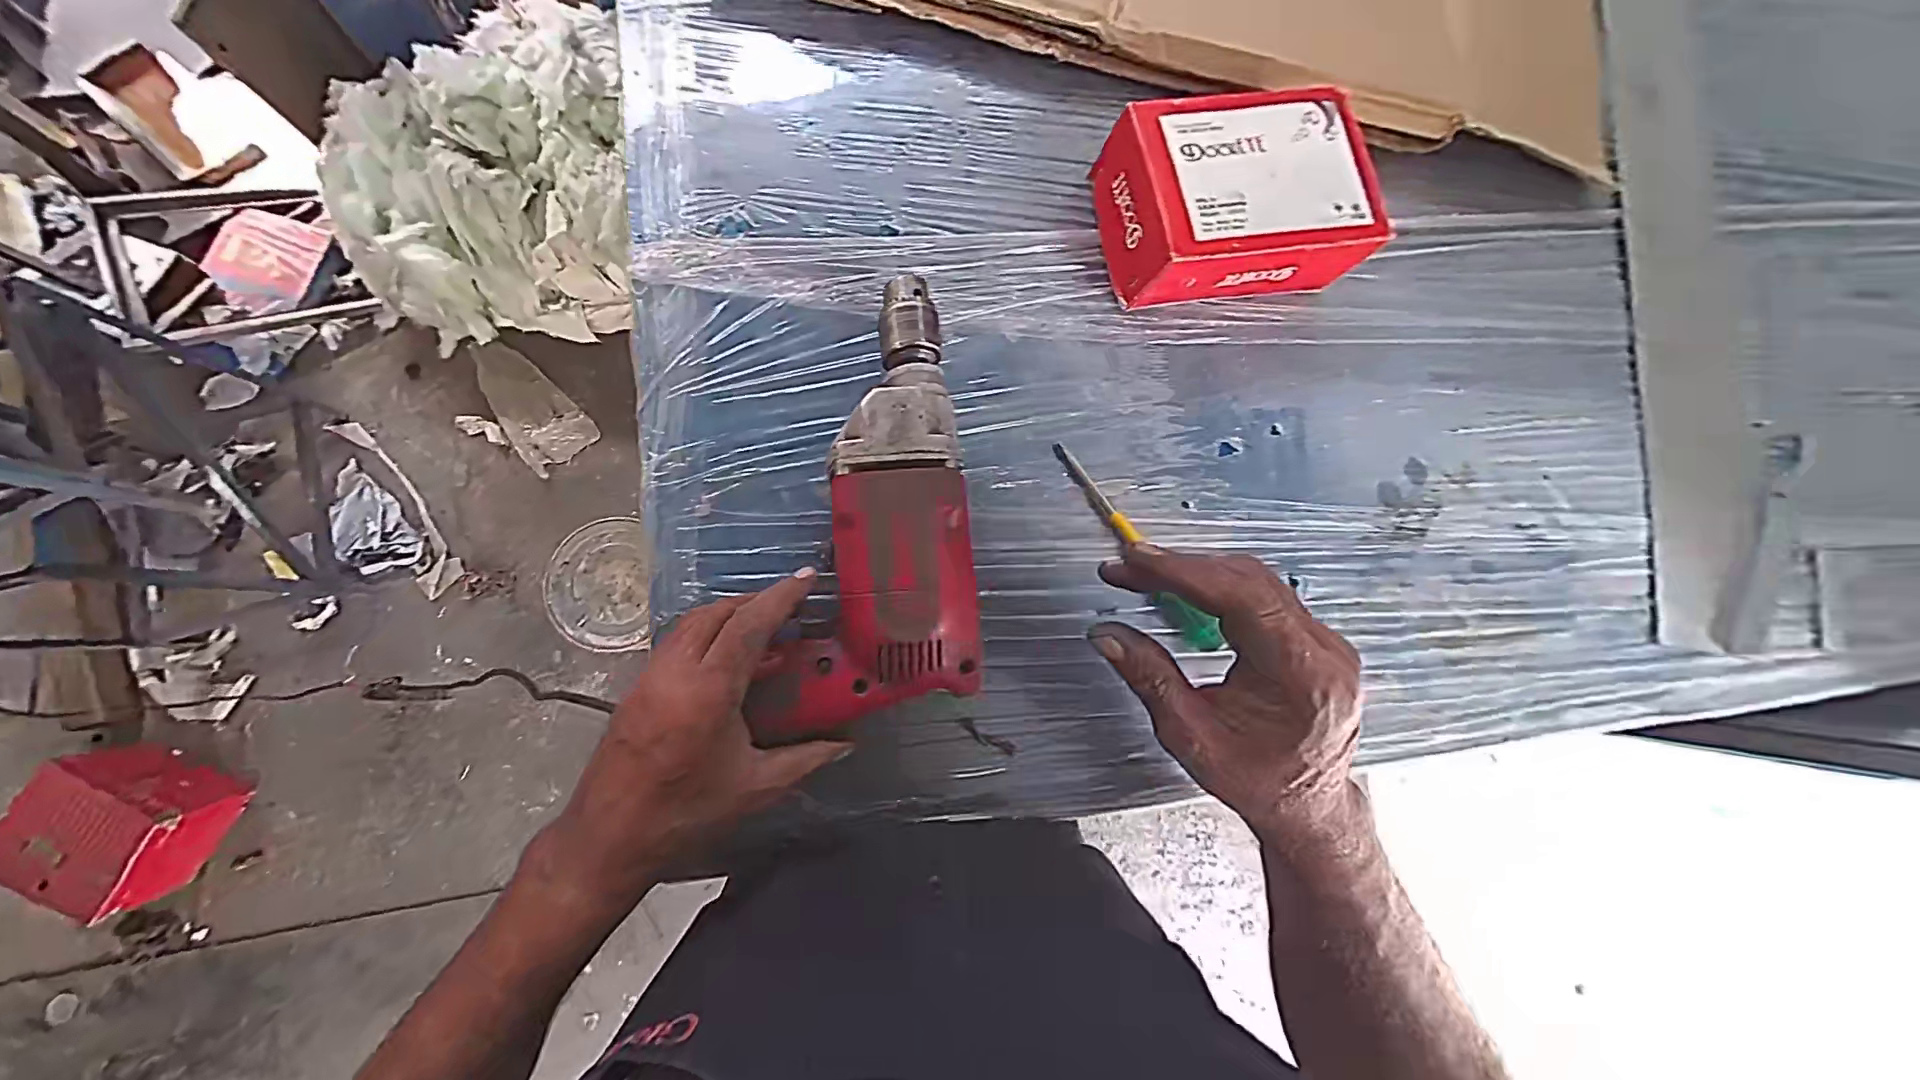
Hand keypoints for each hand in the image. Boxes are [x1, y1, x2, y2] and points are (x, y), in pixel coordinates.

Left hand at [541, 568, 852, 903]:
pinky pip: (679, 643)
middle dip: (756, 600)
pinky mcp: (638, 688)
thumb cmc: (684, 813)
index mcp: (707, 691)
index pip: (747, 626)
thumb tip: (844, 745)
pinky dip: (709, 635)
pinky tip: (730, 660)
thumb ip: (804, 759)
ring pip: (693, 624)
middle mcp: (675, 672)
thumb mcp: (755, 787)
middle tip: (789, 602)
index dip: (780, 598)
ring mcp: (651, 677)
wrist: (606, 840)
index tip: (806, 578)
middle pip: (717, 613)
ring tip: (764, 627)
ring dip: (729, 615)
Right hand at [1088, 546, 1363, 846]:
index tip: (1140, 561)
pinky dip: (1216, 586)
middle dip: (1180, 568)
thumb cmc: (1262, 783)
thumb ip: (1149, 678)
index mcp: (1301, 675)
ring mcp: (1322, 642)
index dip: (1184, 572)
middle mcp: (1322, 651)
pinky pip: (1261, 593)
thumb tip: (1111, 637)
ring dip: (1196, 572)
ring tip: (1146, 575)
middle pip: (1247, 580)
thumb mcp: (1191, 736)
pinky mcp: (1311, 639)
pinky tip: (1185, 589)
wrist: (1307, 807)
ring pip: (1254, 580)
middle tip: (1130, 567)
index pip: (1242, 597)